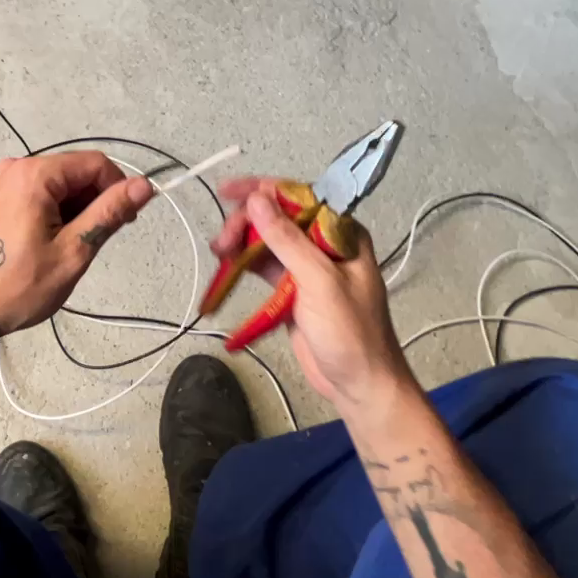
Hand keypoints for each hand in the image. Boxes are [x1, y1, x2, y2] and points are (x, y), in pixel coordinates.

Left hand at [0, 152, 154, 337]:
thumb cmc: (20, 285)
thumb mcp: (73, 252)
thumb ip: (108, 213)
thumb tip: (144, 185)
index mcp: (34, 174)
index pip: (95, 163)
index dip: (118, 188)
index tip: (126, 222)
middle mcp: (15, 167)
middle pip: (74, 170)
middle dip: (95, 199)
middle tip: (99, 240)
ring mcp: (0, 180)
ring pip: (56, 182)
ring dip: (75, 208)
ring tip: (72, 247)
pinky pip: (36, 191)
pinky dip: (54, 210)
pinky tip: (51, 241)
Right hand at [214, 177, 412, 409]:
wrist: (359, 387)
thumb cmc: (350, 333)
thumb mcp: (319, 282)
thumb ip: (287, 240)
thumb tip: (256, 199)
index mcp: (342, 233)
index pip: (299, 197)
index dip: (263, 190)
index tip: (229, 190)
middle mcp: (324, 243)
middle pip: (277, 217)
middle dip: (246, 222)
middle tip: (221, 241)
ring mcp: (307, 265)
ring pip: (266, 239)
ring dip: (241, 241)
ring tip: (218, 251)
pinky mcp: (292, 287)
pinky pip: (263, 264)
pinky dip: (244, 261)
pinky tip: (226, 263)